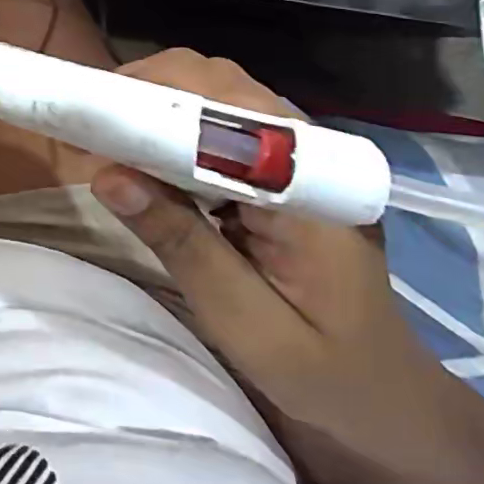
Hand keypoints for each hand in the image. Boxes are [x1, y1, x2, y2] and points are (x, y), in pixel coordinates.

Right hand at [89, 50, 409, 416]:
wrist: (388, 400)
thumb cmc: (324, 373)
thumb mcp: (245, 323)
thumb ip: (182, 244)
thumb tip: (107, 175)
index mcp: (312, 184)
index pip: (228, 105)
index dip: (156, 99)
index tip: (97, 123)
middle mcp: (311, 150)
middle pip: (221, 84)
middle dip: (150, 90)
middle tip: (94, 128)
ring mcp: (302, 154)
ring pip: (221, 95)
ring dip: (161, 103)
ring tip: (112, 136)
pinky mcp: (286, 167)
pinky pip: (225, 123)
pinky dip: (179, 126)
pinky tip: (151, 155)